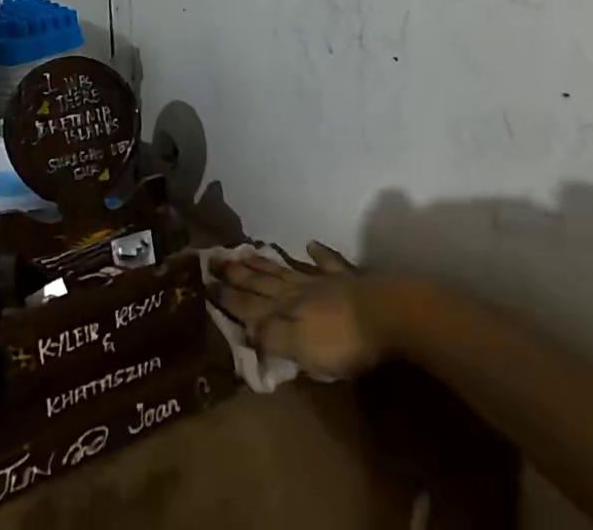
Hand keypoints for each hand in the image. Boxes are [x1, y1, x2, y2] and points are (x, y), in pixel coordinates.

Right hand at [210, 241, 386, 379]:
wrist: (389, 316)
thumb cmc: (344, 342)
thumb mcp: (301, 349)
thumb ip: (272, 338)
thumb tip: (246, 330)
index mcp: (284, 310)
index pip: (248, 304)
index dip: (226, 296)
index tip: (203, 284)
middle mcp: (298, 291)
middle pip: (262, 282)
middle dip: (237, 274)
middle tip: (215, 259)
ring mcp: (323, 282)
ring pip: (286, 270)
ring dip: (265, 262)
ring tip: (245, 250)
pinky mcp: (348, 280)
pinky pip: (328, 263)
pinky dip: (318, 253)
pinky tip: (309, 244)